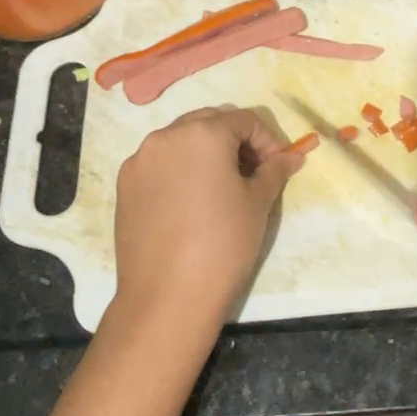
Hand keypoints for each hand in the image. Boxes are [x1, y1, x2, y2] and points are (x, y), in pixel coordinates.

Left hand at [113, 108, 304, 330]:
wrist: (168, 295)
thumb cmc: (223, 243)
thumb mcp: (258, 204)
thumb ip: (275, 170)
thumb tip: (292, 156)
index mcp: (203, 133)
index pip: (244, 119)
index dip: (267, 141)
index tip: (277, 168)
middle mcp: (166, 136)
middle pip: (209, 122)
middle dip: (235, 141)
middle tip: (253, 174)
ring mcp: (140, 160)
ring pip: (181, 141)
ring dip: (206, 153)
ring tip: (222, 188)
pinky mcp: (125, 185)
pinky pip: (160, 163)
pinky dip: (181, 170)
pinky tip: (192, 203)